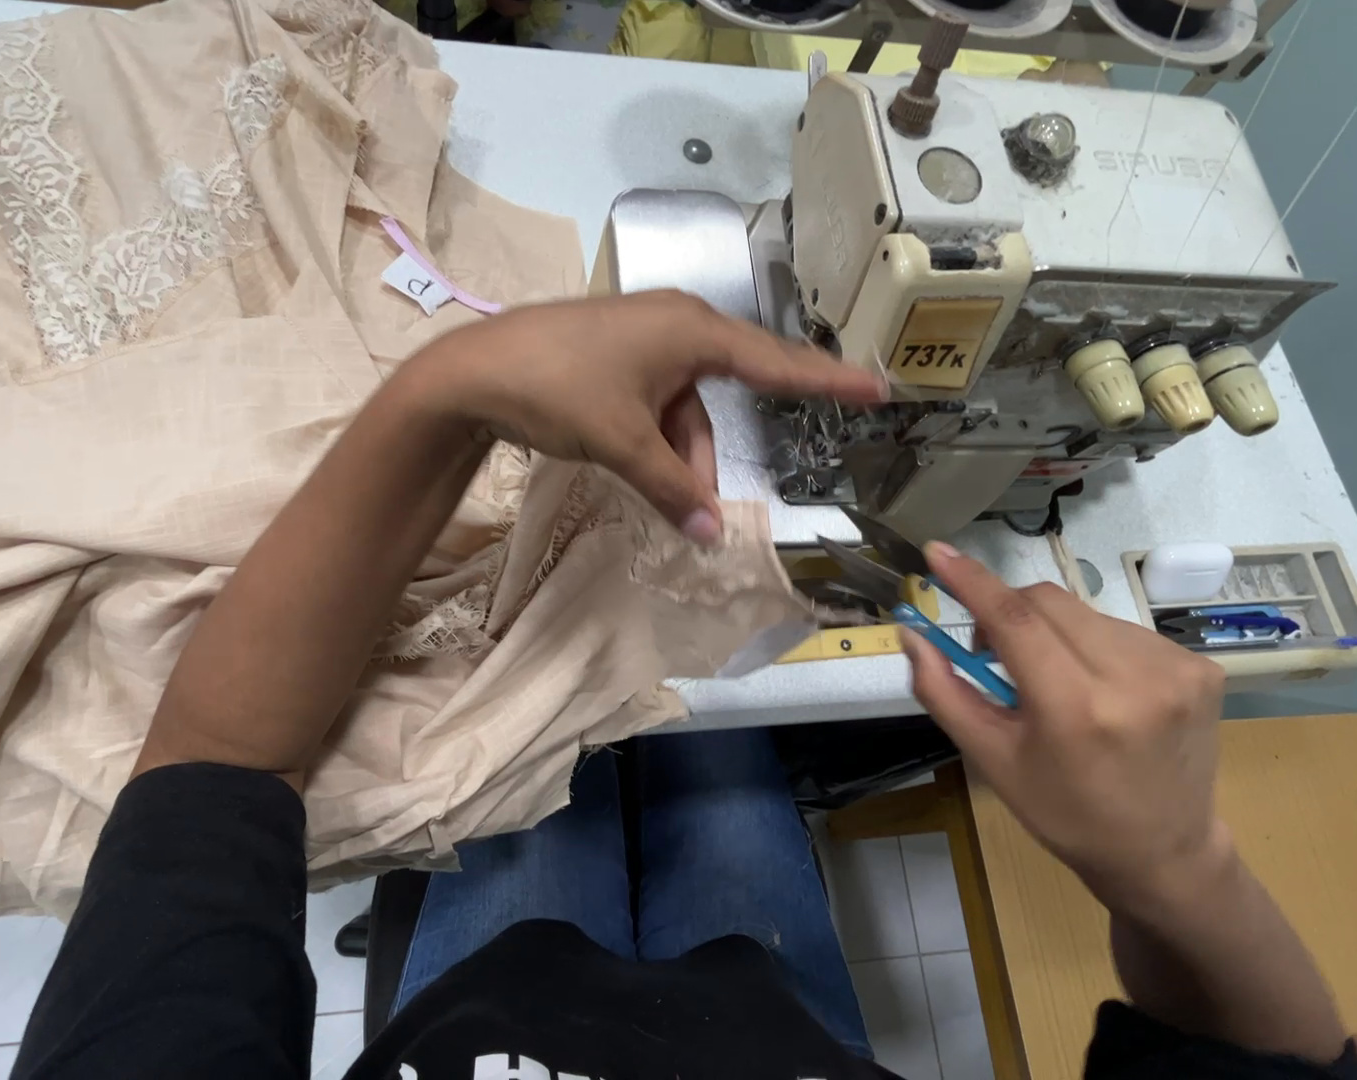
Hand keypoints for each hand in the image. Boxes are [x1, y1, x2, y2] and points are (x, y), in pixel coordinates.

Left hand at [404, 291, 885, 543]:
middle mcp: (676, 323)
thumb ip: (671, 489)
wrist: (477, 370)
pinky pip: (656, 400)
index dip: (830, 379)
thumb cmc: (559, 390)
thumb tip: (711, 536)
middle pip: (722, 396)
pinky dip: (654, 438)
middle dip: (710, 455)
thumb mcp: (623, 444)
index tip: (879, 386)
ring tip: (661, 497)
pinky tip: (638, 468)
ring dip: (678, 455)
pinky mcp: (616, 353)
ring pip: (683, 406)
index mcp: (692, 330)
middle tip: (702, 507)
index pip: (777, 361)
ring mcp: (644, 336)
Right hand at [901, 543, 1230, 914]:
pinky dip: (1089, 642)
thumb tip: (911, 633)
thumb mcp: (989, 757)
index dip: (971, 581)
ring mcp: (1176, 669)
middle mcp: (1134, 678)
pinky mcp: (1200, 667)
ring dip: (1049, 629)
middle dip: (1006, 611)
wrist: (1164, 852)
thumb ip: (942, 691)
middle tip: (990, 652)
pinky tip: (1094, 684)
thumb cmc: (1062, 810)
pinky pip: (1118, 627)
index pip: (1015, 619)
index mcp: (1075, 709)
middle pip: (1045, 602)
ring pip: (1081, 611)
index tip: (937, 552)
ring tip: (1050, 678)